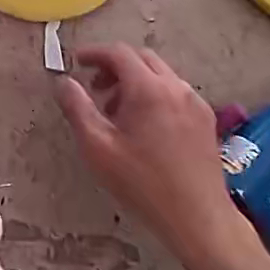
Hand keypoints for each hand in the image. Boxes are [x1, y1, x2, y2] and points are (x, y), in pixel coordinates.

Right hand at [55, 44, 247, 263]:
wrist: (197, 217)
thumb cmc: (143, 184)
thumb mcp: (98, 148)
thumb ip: (77, 109)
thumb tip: (63, 82)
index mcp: (148, 88)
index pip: (119, 53)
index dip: (95, 53)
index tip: (77, 61)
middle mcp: (175, 86)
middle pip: (141, 59)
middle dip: (115, 66)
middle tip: (95, 88)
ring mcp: (195, 101)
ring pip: (160, 75)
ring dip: (135, 82)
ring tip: (117, 113)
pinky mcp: (206, 117)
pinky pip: (175, 92)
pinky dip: (155, 95)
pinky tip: (145, 127)